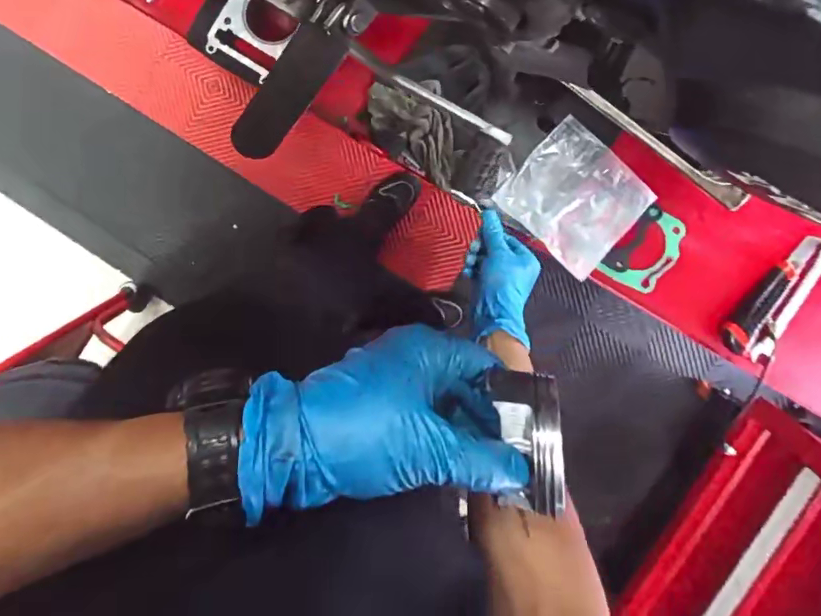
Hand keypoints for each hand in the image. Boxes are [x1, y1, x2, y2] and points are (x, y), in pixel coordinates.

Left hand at [238, 325, 529, 523]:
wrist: (293, 446)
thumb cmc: (368, 431)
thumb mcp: (427, 449)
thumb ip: (476, 459)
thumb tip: (519, 471)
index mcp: (429, 349)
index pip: (484, 365)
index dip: (507, 396)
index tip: (527, 427)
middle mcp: (414, 354)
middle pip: (463, 383)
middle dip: (485, 418)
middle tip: (510, 452)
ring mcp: (394, 376)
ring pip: (441, 400)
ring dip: (461, 429)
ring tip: (486, 462)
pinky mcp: (379, 401)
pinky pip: (420, 412)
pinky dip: (438, 432)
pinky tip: (453, 460)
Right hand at [468, 209, 540, 349]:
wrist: (493, 316)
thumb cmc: (502, 282)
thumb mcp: (498, 254)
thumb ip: (492, 233)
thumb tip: (488, 211)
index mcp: (526, 258)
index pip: (506, 238)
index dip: (492, 234)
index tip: (477, 232)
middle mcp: (517, 267)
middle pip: (495, 248)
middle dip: (480, 247)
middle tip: (471, 249)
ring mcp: (503, 278)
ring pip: (485, 259)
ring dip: (474, 258)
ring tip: (467, 261)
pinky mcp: (489, 286)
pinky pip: (480, 271)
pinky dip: (472, 269)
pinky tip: (465, 270)